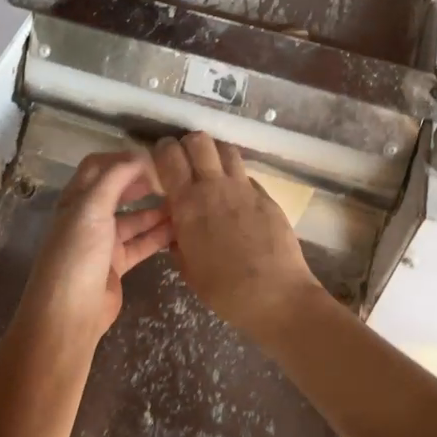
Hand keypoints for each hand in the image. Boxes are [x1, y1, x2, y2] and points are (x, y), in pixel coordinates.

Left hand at [17, 152, 172, 349]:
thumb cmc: (77, 254)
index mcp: (75, 199)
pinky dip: (159, 236)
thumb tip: (139, 157)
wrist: (70, 314)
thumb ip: (115, 179)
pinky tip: (181, 229)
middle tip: (172, 179)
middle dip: (142, 183)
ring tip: (185, 203)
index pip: (98, 167)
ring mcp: (102, 242)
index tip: (152, 158)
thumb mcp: (92, 208)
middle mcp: (87, 217)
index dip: (123, 159)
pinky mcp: (116, 265)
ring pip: (134, 219)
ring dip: (156, 210)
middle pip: (117, 192)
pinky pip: (141, 243)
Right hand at [153, 133, 324, 339]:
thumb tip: (177, 228)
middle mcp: (214, 187)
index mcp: (187, 204)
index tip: (161, 156)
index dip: (163, 149)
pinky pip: (246, 175)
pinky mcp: (266, 195)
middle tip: (186, 158)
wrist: (275, 295)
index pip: (170, 156)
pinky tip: (236, 196)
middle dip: (189, 143)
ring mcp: (243, 188)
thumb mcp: (188, 269)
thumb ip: (178, 241)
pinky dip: (236, 177)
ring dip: (215, 153)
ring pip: (226, 149)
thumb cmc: (224, 290)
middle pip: (199, 141)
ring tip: (212, 168)